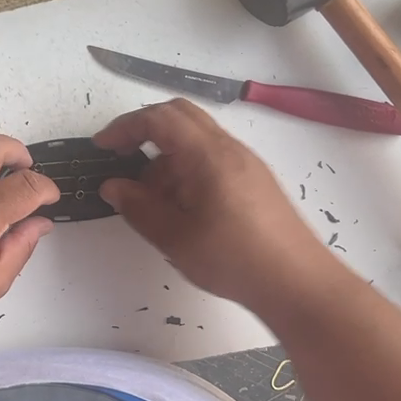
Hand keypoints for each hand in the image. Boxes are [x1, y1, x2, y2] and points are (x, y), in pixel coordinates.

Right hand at [95, 101, 339, 309]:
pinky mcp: (251, 180)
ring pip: (194, 139)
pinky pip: (209, 158)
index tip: (101, 147)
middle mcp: (229, 149)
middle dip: (143, 130)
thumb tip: (112, 186)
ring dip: (163, 156)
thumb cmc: (234, 259)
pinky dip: (183, 169)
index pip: (160, 119)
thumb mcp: (175, 237)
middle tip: (119, 156)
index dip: (125, 127)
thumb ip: (138, 207)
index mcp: (209, 155)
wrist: (299, 283)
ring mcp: (244, 163)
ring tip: (147, 197)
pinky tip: (176, 206)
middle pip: (179, 117)